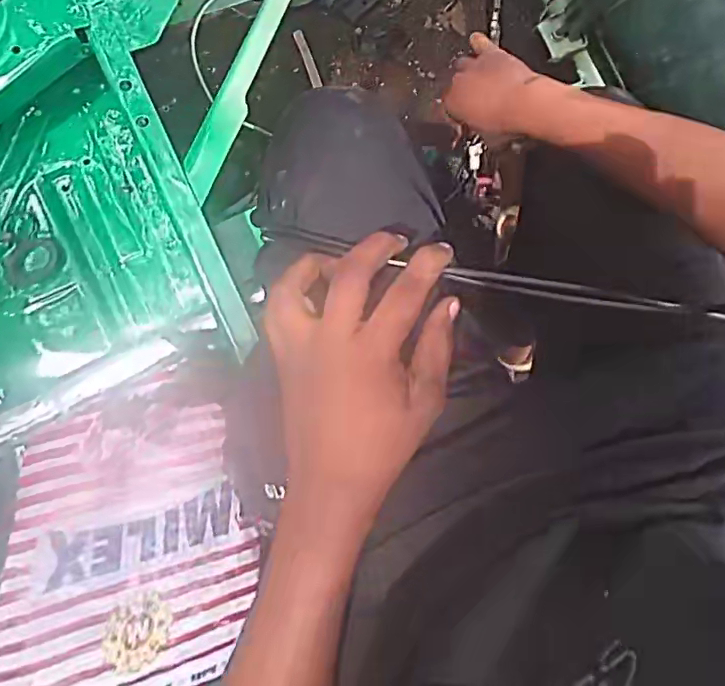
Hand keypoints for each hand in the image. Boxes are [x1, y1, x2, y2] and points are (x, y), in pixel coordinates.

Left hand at [263, 232, 458, 525]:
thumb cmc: (383, 447)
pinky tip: (313, 288)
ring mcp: (299, 345)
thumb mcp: (425, 402)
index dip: (426, 265)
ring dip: (322, 261)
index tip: (440, 251)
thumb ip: (437, 347)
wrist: (329, 485)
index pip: (404, 293)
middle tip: (397, 239)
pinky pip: (276, 308)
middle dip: (376, 245)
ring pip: (297, 284)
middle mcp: (330, 340)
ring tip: (345, 259)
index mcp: (371, 354)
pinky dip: (292, 287)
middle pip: (350, 273)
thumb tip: (448, 303)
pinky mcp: (282, 354)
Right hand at [444, 32, 560, 138]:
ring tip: (474, 76)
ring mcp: (475, 66)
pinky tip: (476, 39)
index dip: (454, 113)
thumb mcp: (487, 137)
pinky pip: (480, 43)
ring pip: (462, 63)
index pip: (445, 107)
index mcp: (452, 103)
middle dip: (461, 92)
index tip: (463, 118)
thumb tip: (480, 130)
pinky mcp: (492, 55)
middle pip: (453, 83)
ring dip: (467, 70)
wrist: (526, 104)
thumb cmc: (507, 121)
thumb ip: (476, 129)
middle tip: (474, 101)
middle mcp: (459, 81)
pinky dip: (478, 42)